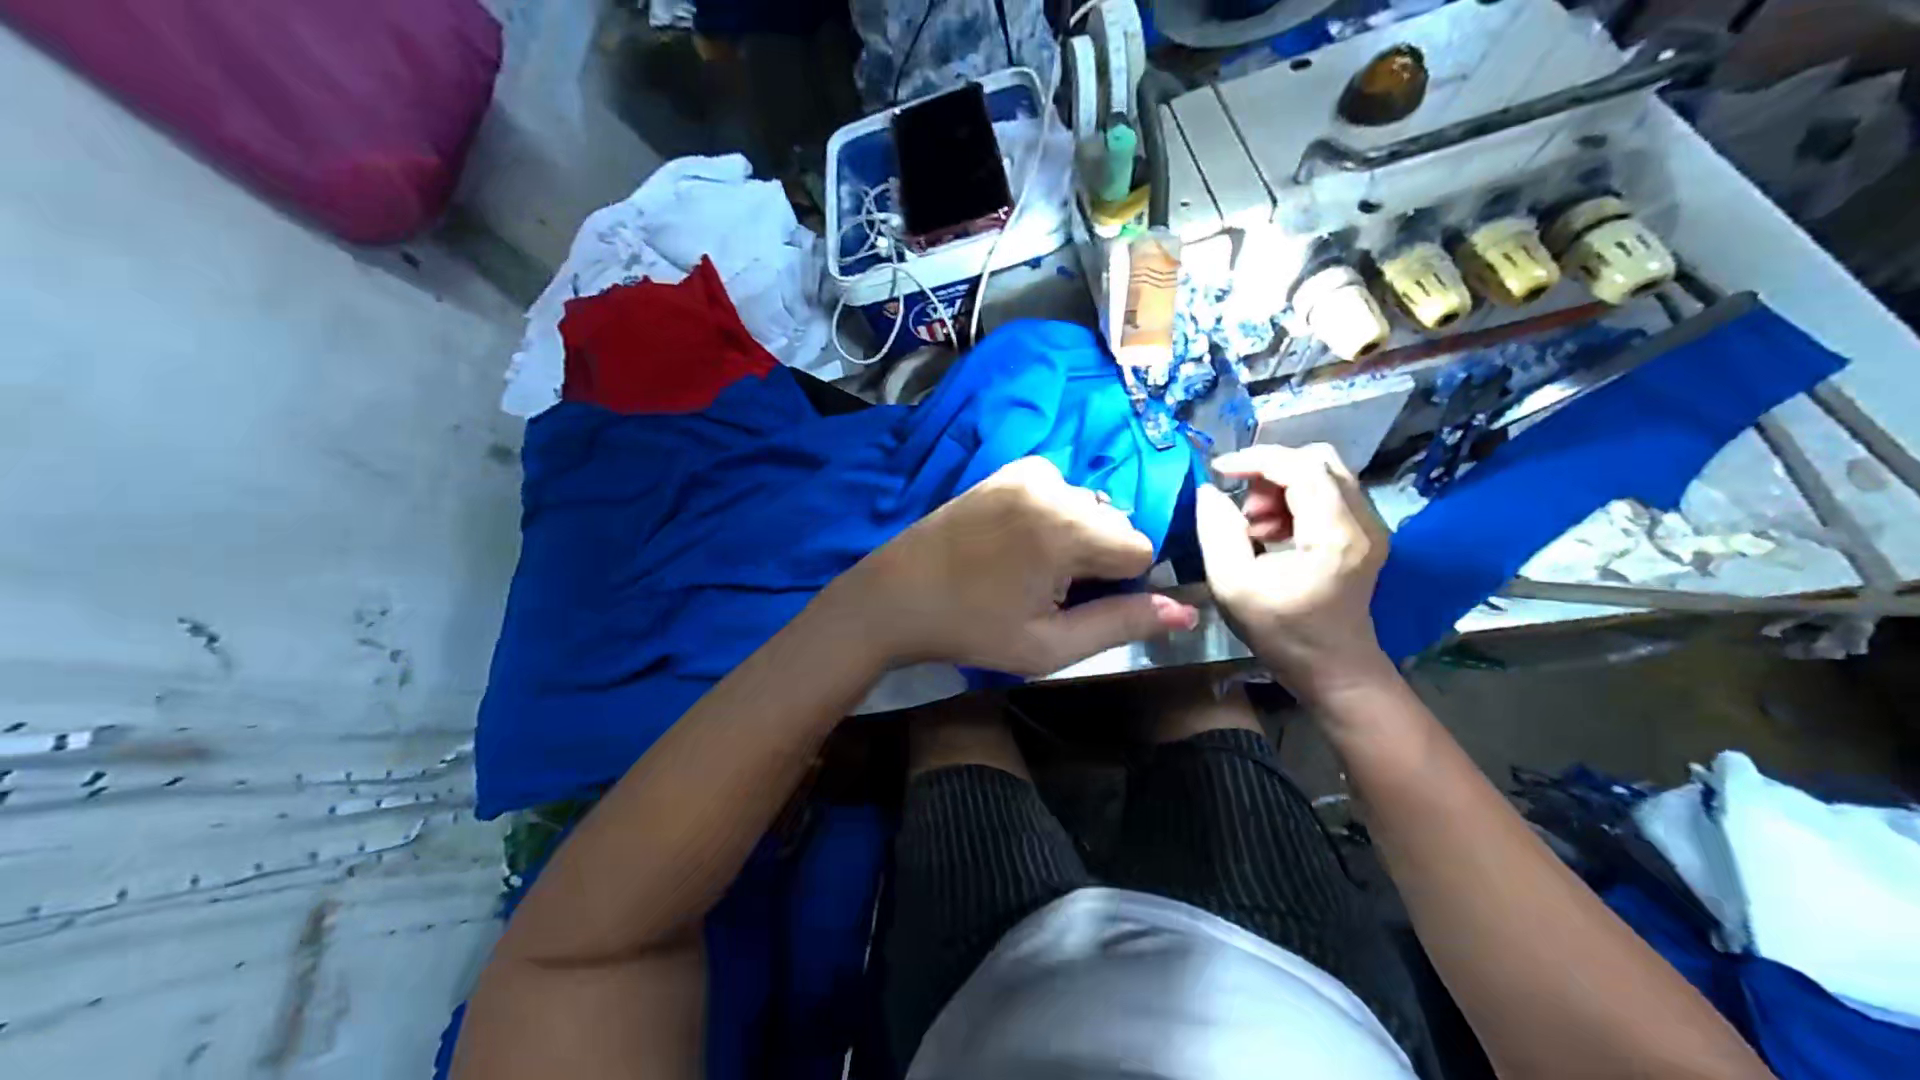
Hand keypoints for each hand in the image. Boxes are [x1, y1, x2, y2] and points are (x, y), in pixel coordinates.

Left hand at [830, 457, 1197, 675]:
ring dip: (1075, 536)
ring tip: (1025, 567)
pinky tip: (1015, 541)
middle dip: (1096, 558)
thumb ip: (1122, 624)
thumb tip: (1186, 613)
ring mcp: (1027, 472)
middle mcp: (1053, 486)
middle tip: (1045, 589)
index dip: (1118, 583)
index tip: (1075, 602)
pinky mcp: (1007, 470)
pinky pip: (1059, 490)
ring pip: (1089, 506)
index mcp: (1066, 529)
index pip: (1139, 548)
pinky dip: (1053, 514)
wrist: (896, 596)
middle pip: (1115, 523)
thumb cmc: (972, 629)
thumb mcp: (1050, 645)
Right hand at [1195, 444, 1396, 701]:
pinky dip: (1295, 501)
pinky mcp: (1363, 536)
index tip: (1218, 472)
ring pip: (1323, 475)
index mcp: (1334, 534)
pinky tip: (1272, 532)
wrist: (1335, 671)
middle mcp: (1362, 521)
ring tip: (1253, 525)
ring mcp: (1369, 528)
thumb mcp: (1233, 586)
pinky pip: (1328, 495)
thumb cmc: (1283, 634)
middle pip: (1318, 461)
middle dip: (1270, 471)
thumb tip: (1209, 491)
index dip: (1255, 460)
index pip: (1300, 467)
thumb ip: (1217, 532)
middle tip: (1241, 506)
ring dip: (1281, 487)